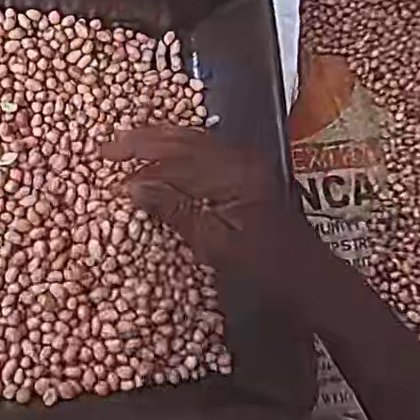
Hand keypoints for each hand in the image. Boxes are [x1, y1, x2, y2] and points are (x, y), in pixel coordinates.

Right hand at [101, 125, 321, 279]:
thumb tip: (131, 187)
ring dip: (157, 141)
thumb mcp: (215, 246)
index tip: (110, 174)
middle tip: (108, 148)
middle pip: (183, 140)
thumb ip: (174, 211)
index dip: (140, 166)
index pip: (177, 161)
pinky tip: (159, 153)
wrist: (312, 278)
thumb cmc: (266, 269)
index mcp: (235, 174)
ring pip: (192, 141)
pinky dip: (175, 149)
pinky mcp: (245, 171)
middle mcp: (241, 159)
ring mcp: (245, 162)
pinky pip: (203, 150)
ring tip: (125, 145)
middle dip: (142, 142)